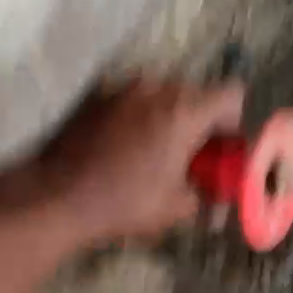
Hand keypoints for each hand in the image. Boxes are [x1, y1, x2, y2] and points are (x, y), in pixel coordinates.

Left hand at [34, 79, 244, 243]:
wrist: (58, 196)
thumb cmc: (125, 204)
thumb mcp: (177, 208)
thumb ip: (207, 193)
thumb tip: (218, 195)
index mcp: (184, 111)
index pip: (231, 95)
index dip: (233, 123)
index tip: (220, 151)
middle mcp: (156, 86)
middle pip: (197, 94)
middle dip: (200, 124)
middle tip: (190, 160)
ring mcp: (123, 85)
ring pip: (163, 94)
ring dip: (168, 119)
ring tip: (155, 155)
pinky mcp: (97, 92)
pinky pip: (134, 98)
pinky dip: (140, 117)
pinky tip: (126, 148)